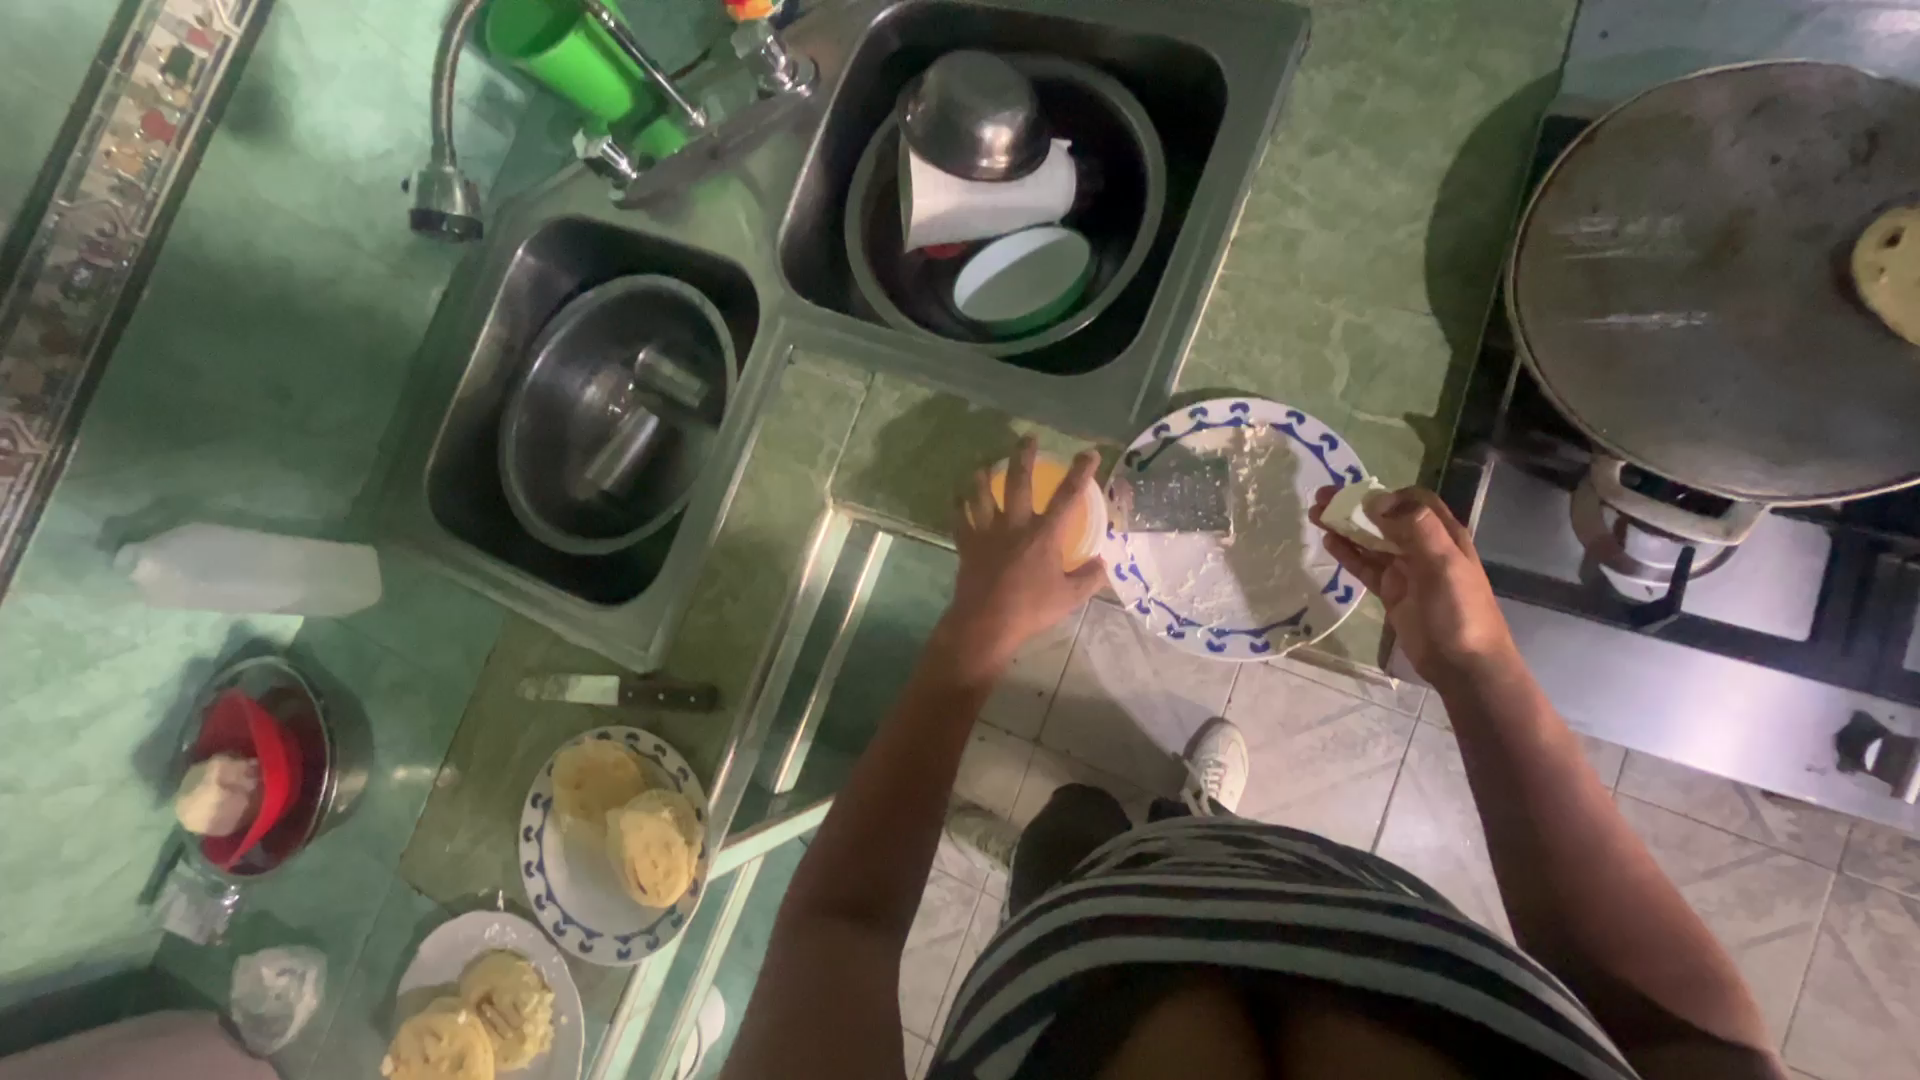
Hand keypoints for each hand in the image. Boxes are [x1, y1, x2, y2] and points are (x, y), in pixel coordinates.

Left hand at [942, 438, 1107, 677]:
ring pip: (982, 494)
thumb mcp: (1070, 597)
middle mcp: (1015, 524)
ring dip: (983, 476)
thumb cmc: (1030, 609)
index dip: (1080, 472)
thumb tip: (1103, 563)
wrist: (986, 623)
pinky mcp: (967, 545)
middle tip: (1026, 437)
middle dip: (1024, 457)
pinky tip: (956, 497)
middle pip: (1019, 482)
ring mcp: (987, 532)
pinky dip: (957, 506)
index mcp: (1044, 534)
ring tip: (984, 464)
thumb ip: (1089, 577)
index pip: (1067, 496)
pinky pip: (959, 519)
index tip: (1087, 452)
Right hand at [1310, 485, 1518, 688]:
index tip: (1359, 499)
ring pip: (1371, 541)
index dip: (1386, 495)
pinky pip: (1365, 566)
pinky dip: (1347, 553)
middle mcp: (1423, 547)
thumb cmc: (1459, 611)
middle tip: (1321, 498)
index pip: (1414, 501)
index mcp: (1444, 535)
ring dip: (1345, 527)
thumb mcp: (1443, 564)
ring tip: (1315, 516)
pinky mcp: (1390, 591)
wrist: (1464, 663)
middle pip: (1385, 518)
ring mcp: (1405, 570)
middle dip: (1355, 506)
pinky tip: (1329, 542)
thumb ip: (1415, 528)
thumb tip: (1376, 501)